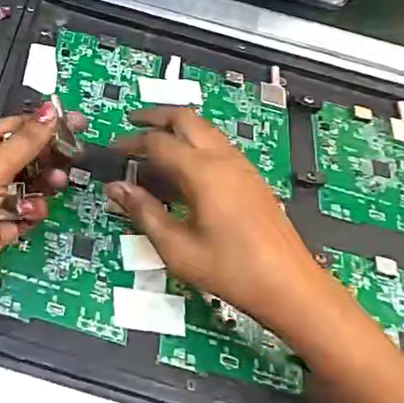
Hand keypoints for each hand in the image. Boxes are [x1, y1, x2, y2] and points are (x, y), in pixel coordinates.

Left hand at [0, 103, 83, 314]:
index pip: (17, 127)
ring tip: (53, 186)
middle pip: (27, 155)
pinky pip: (26, 213)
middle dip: (48, 156)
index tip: (74, 124)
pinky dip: (32, 213)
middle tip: (69, 159)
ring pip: (30, 184)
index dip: (45, 124)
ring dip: (43, 185)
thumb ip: (25, 141)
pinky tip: (30, 214)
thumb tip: (50, 111)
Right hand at [109, 107, 337, 335]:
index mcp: (203, 172)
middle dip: (156, 117)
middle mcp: (224, 159)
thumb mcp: (177, 248)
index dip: (132, 142)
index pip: (158, 142)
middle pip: (185, 118)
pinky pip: (217, 146)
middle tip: (132, 125)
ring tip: (154, 148)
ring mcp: (241, 166)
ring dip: (176, 129)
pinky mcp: (251, 178)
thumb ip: (143, 213)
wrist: (288, 286)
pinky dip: (194, 144)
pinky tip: (182, 171)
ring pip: (203, 129)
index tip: (115, 150)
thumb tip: (117, 189)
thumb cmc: (232, 271)